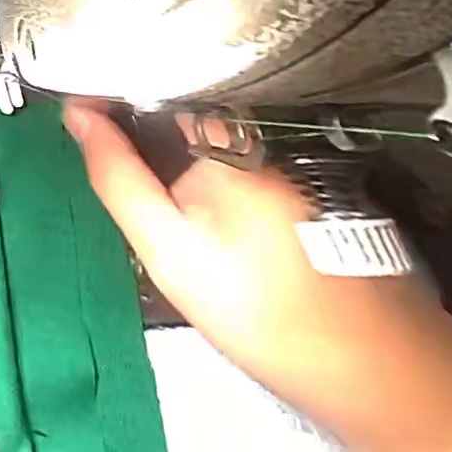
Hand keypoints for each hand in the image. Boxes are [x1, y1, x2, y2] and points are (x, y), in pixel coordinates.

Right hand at [63, 100, 451, 451]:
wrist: (376, 371)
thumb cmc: (262, 310)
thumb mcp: (169, 248)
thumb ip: (117, 175)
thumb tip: (75, 114)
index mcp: (223, 131)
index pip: (146, 80)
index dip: (104, 92)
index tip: (76, 115)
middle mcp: (253, 124)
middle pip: (169, 101)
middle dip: (132, 124)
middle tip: (112, 164)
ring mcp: (277, 143)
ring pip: (193, 124)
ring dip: (160, 142)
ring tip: (150, 185)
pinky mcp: (290, 165)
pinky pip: (221, 144)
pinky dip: (191, 158)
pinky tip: (194, 199)